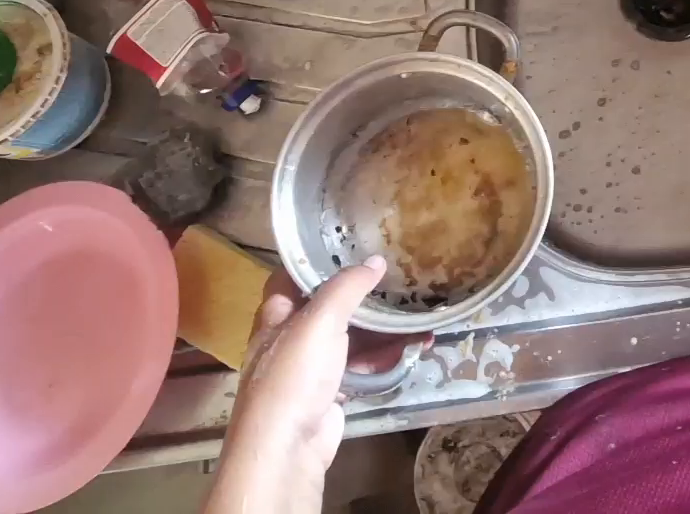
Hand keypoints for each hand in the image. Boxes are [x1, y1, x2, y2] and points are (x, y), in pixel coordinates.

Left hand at [202, 257, 428, 513]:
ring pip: (348, 336)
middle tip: (392, 272)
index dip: (315, 258)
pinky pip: (360, 364)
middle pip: (326, 305)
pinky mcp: (330, 391)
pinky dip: (383, 354)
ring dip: (380, 325)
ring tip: (413, 308)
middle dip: (358, 292)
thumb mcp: (320, 319)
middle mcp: (289, 338)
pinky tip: (413, 344)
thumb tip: (376, 260)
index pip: (291, 275)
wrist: (288, 448)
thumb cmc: (294, 374)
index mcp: (276, 315)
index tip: (347, 241)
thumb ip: (348, 287)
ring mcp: (310, 367)